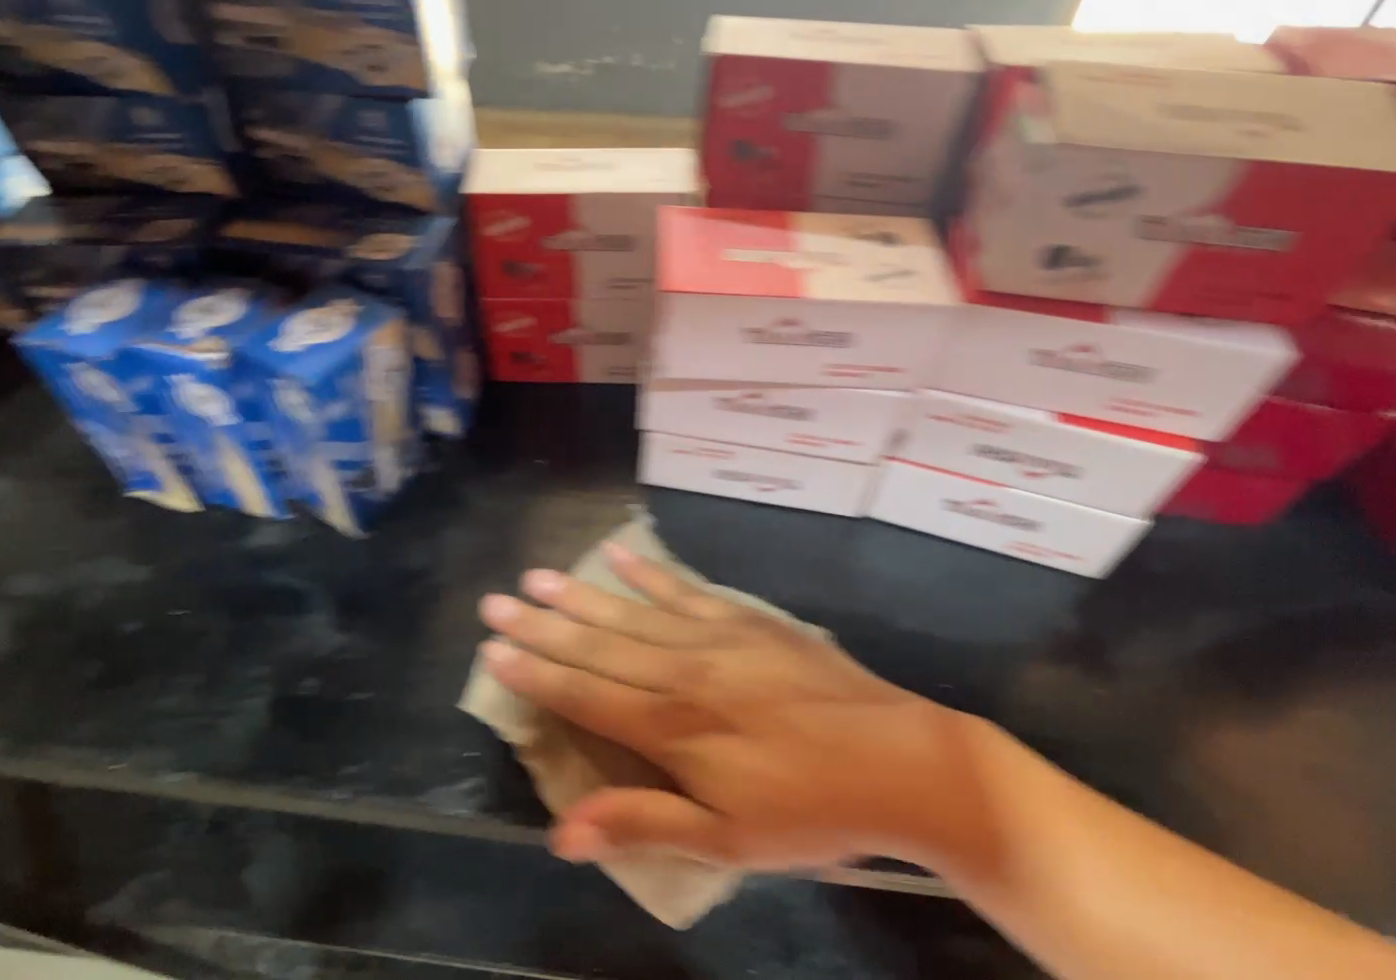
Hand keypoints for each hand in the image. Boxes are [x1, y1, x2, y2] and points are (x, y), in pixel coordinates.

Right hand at [477, 543, 991, 872]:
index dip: (538, 673)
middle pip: (601, 645)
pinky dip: (653, 574)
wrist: (902, 762)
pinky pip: (690, 591)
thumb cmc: (810, 812)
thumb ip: (643, 824)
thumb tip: (560, 834)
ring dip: (584, 595)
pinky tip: (623, 556)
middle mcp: (685, 671)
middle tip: (495, 600)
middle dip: (544, 625)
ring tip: (540, 575)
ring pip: (635, 613)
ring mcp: (720, 638)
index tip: (494, 649)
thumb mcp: (726, 840)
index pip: (587, 696)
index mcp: (673, 728)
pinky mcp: (752, 621)